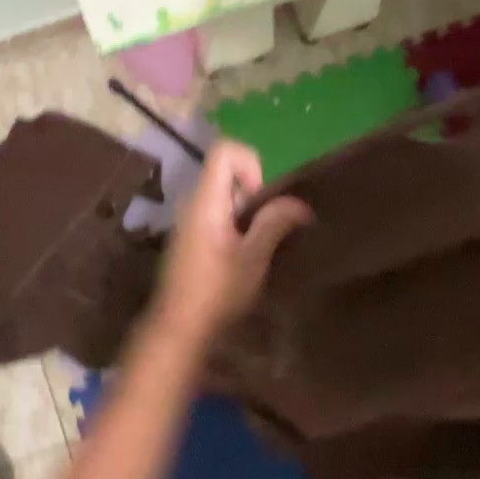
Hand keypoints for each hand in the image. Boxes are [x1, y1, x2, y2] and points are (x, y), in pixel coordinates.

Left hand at [153, 142, 313, 343]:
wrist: (179, 327)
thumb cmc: (217, 291)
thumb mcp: (253, 257)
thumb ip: (275, 223)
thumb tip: (300, 203)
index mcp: (206, 200)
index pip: (225, 151)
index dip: (251, 163)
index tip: (261, 199)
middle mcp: (193, 203)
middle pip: (225, 173)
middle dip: (253, 193)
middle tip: (265, 228)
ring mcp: (188, 221)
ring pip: (222, 197)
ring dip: (246, 213)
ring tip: (258, 245)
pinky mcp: (190, 239)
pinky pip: (215, 216)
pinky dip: (234, 226)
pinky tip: (242, 258)